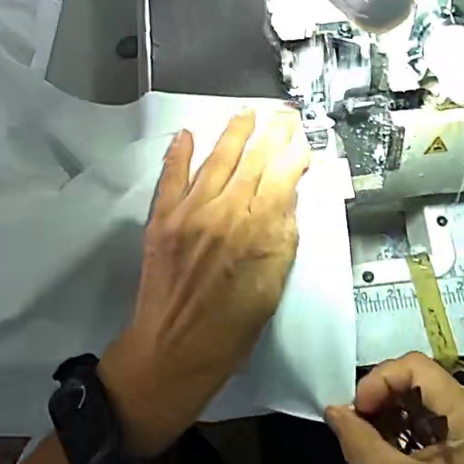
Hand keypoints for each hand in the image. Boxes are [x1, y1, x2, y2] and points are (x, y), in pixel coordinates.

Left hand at [99, 109, 309, 456]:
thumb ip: (283, 233)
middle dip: (271, 133)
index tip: (302, 141)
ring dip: (233, 133)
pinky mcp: (162, 218)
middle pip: (253, 160)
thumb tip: (288, 194)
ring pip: (216, 159)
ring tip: (246, 114)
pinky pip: (171, 176)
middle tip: (282, 114)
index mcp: (259, 231)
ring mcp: (189, 212)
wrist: (176, 349)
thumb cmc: (234, 325)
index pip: (282, 176)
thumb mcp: (275, 282)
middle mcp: (225, 213)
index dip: (294, 154)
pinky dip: (179, 153)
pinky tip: (187, 134)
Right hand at [325, 353, 463, 463]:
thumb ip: (362, 447)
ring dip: (388, 410)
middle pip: (416, 375)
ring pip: (417, 391)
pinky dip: (400, 422)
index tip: (358, 413)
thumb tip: (333, 410)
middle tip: (358, 429)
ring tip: (370, 442)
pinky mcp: (462, 431)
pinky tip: (386, 448)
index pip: (416, 367)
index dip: (380, 381)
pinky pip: (424, 408)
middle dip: (381, 396)